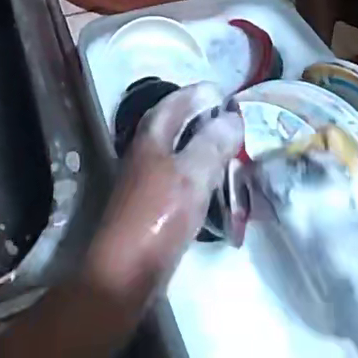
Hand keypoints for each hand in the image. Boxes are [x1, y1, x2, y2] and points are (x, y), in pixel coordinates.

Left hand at [86, 83, 243, 302]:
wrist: (126, 267)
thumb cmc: (158, 214)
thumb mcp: (190, 176)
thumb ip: (210, 145)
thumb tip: (232, 116)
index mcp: (151, 137)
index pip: (173, 103)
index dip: (196, 94)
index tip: (222, 90)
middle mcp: (144, 150)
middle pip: (172, 123)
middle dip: (198, 115)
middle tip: (229, 115)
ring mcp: (146, 176)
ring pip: (176, 149)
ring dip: (199, 143)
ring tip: (228, 145)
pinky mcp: (152, 203)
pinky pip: (179, 174)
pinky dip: (197, 170)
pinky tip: (213, 182)